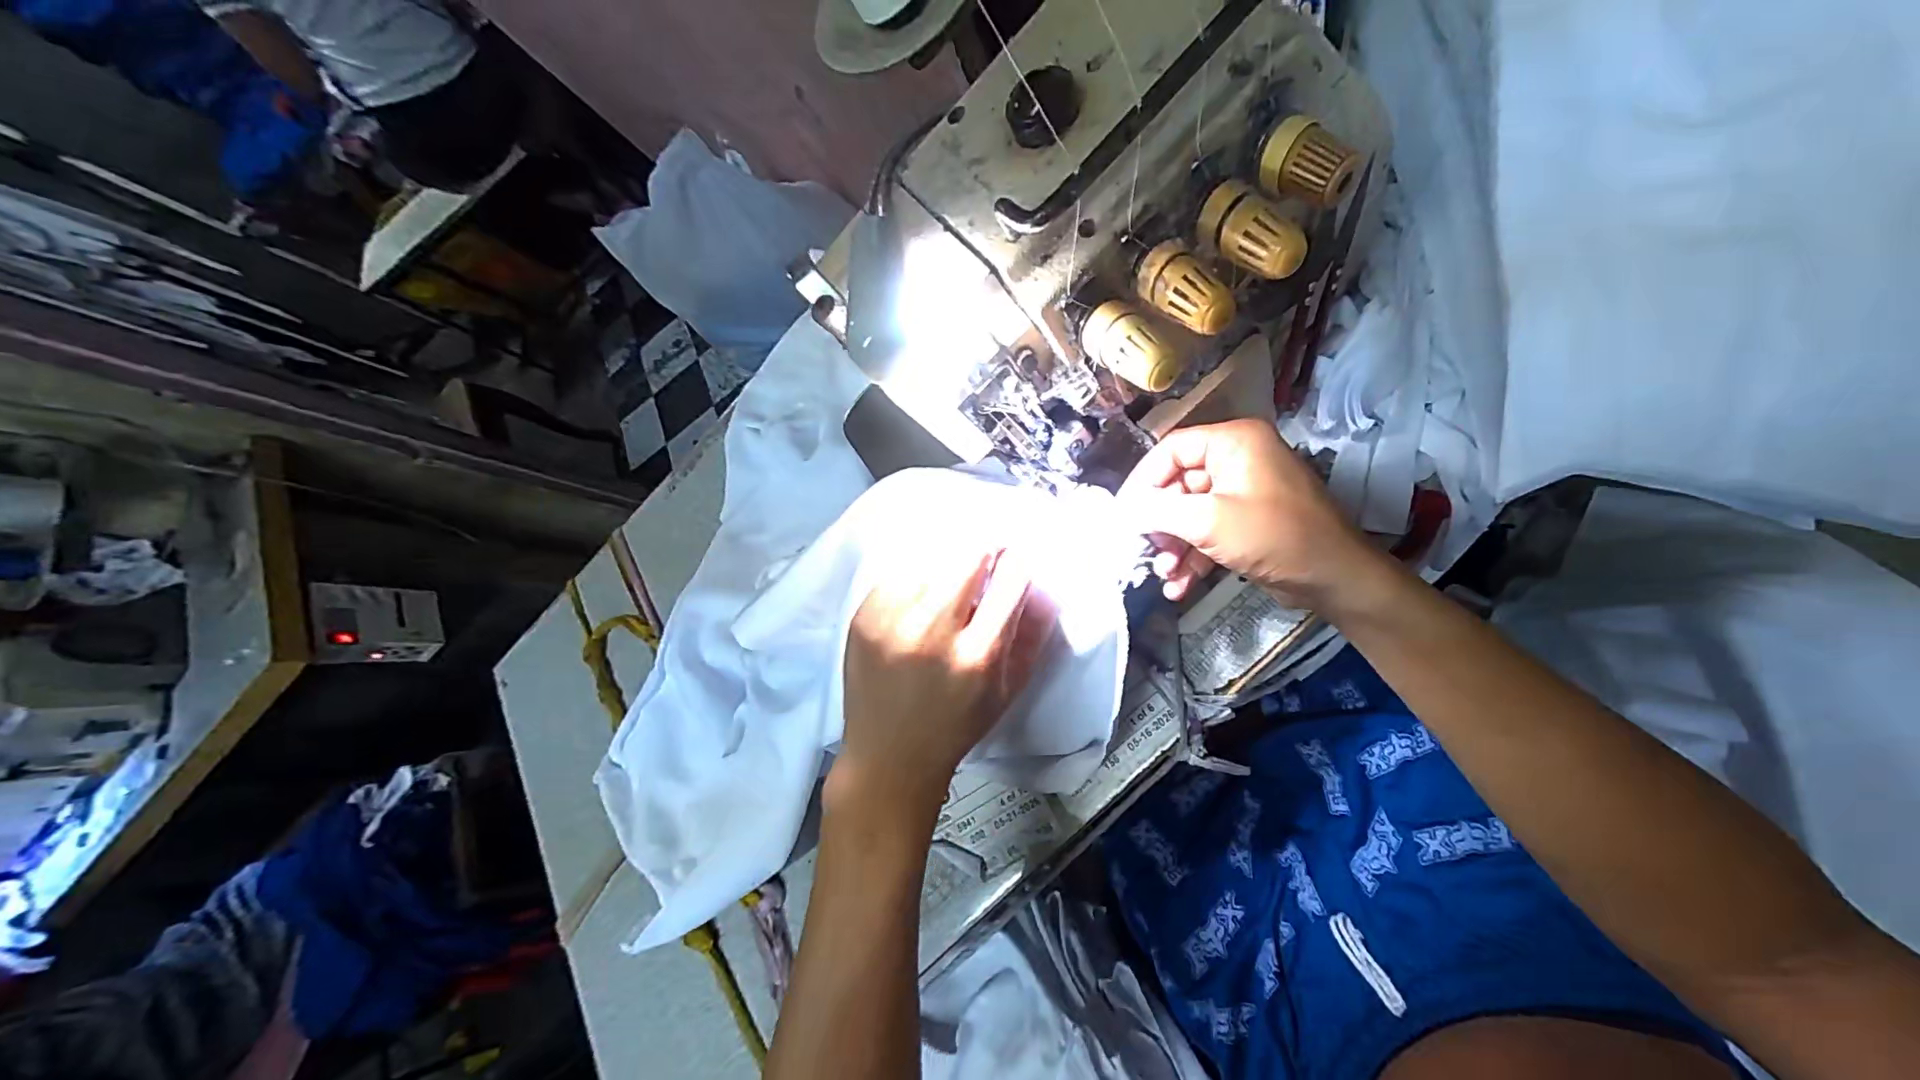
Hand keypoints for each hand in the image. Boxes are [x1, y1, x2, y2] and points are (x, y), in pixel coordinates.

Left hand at [834, 547, 1056, 815]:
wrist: (888, 756)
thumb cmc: (955, 725)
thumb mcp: (1007, 690)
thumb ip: (1030, 636)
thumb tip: (1043, 586)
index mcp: (977, 656)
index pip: (1009, 582)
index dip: (1018, 562)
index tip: (1017, 558)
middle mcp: (933, 632)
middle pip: (968, 557)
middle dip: (985, 549)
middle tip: (989, 552)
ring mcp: (892, 621)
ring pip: (932, 557)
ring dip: (950, 558)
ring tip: (955, 568)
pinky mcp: (864, 616)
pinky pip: (898, 572)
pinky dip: (917, 573)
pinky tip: (922, 589)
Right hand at [1120, 418, 1379, 607]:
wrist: (1335, 578)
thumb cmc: (1273, 536)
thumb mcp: (1208, 521)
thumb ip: (1159, 511)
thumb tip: (1124, 511)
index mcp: (1234, 443)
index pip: (1172, 450)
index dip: (1143, 480)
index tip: (1124, 512)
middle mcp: (1238, 461)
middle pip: (1179, 485)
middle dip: (1161, 524)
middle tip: (1145, 549)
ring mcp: (1244, 494)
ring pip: (1191, 514)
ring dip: (1174, 547)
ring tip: (1163, 575)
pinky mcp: (1248, 524)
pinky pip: (1209, 533)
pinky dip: (1193, 557)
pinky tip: (1178, 586)